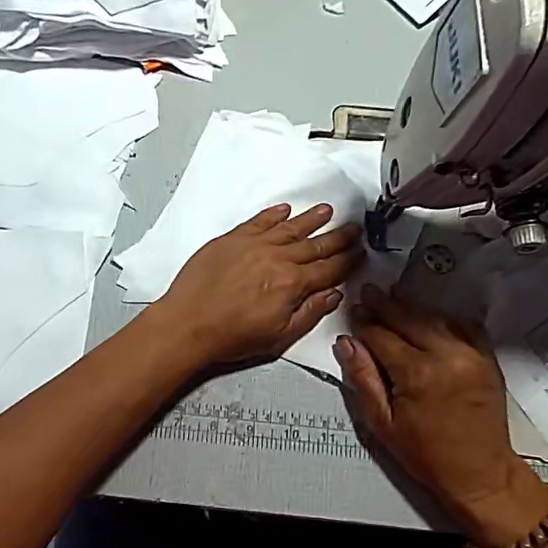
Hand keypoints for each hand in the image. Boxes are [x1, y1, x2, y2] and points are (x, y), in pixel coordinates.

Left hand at [148, 204, 361, 365]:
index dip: (347, 261)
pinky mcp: (232, 239)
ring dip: (311, 219)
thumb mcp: (279, 337)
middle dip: (337, 237)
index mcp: (292, 284)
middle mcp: (277, 259)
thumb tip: (332, 296)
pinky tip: (284, 210)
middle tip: (353, 228)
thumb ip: (310, 313)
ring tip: (327, 211)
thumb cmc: (229, 335)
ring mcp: (254, 245)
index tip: (358, 253)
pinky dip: (274, 215)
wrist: (188, 323)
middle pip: (315, 245)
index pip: (329, 269)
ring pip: (291, 228)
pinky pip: (260, 221)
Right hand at [334, 286, 547, 544]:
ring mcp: (471, 354)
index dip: (364, 323)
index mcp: (417, 373)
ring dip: (412, 305)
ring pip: (435, 317)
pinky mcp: (487, 358)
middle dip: (385, 305)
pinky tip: (429, 313)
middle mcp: (446, 355)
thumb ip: (363, 379)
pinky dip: (443, 316)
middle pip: (409, 318)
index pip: (382, 336)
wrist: (480, 473)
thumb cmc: (426, 455)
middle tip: (368, 292)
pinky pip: (463, 325)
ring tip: (393, 293)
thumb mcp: (383, 424)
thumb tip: (346, 343)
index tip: (353, 312)